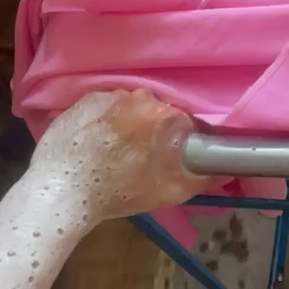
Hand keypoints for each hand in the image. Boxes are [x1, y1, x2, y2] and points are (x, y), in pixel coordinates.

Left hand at [27, 90, 206, 224]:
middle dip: (154, 131)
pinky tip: (95, 143)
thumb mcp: (170, 192)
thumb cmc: (119, 193)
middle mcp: (142, 98)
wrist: (62, 191)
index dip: (182, 140)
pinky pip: (106, 107)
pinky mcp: (86, 99)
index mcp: (167, 116)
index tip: (172, 156)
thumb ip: (204, 177)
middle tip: (141, 157)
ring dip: (129, 124)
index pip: (186, 123)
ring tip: (114, 151)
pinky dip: (105, 121)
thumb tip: (226, 171)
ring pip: (131, 108)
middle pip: (158, 113)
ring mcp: (112, 95)